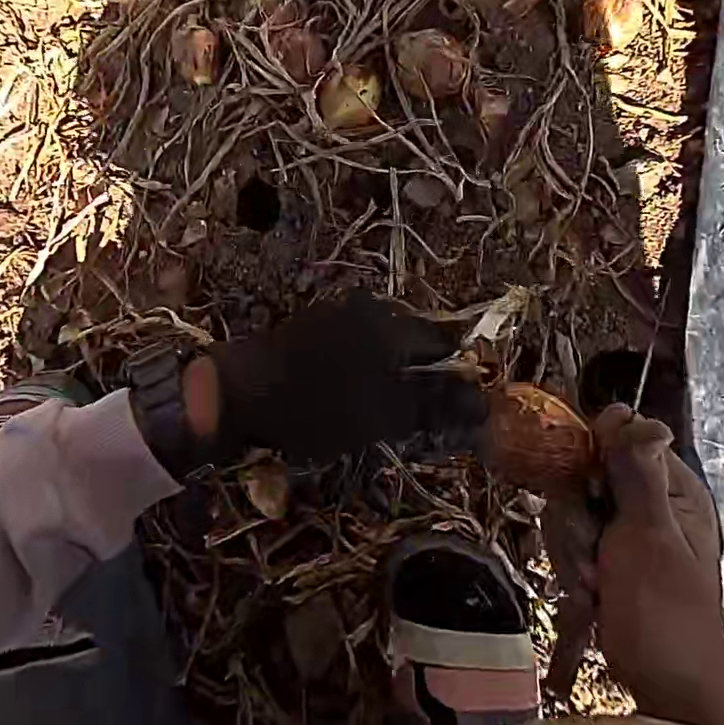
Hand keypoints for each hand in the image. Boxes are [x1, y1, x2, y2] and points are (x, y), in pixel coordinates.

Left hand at [206, 290, 481, 463]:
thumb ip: (435, 405)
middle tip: (421, 407)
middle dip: (426, 368)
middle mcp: (373, 308)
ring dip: (398, 365)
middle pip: (417, 335)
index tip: (456, 400)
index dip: (455, 371)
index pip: (444, 341)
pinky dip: (371, 358)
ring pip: (389, 336)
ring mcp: (343, 310)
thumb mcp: (383, 415)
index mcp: (393, 326)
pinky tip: (358, 385)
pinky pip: (362, 336)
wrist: (241, 390)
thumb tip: (482, 402)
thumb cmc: (317, 407)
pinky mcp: (321, 320)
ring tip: (390, 400)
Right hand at [592, 405, 723, 724]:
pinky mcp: (599, 551)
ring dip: (571, 546)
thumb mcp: (651, 538)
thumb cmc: (665, 613)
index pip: (624, 435)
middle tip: (593, 549)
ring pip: (568, 503)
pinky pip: (565, 534)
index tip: (589, 481)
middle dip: (578, 514)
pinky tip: (586, 593)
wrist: (663, 690)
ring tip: (593, 582)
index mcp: (671, 487)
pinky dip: (568, 563)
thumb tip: (650, 419)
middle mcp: (644, 499)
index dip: (597, 449)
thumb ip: (639, 477)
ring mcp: (619, 526)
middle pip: (585, 469)